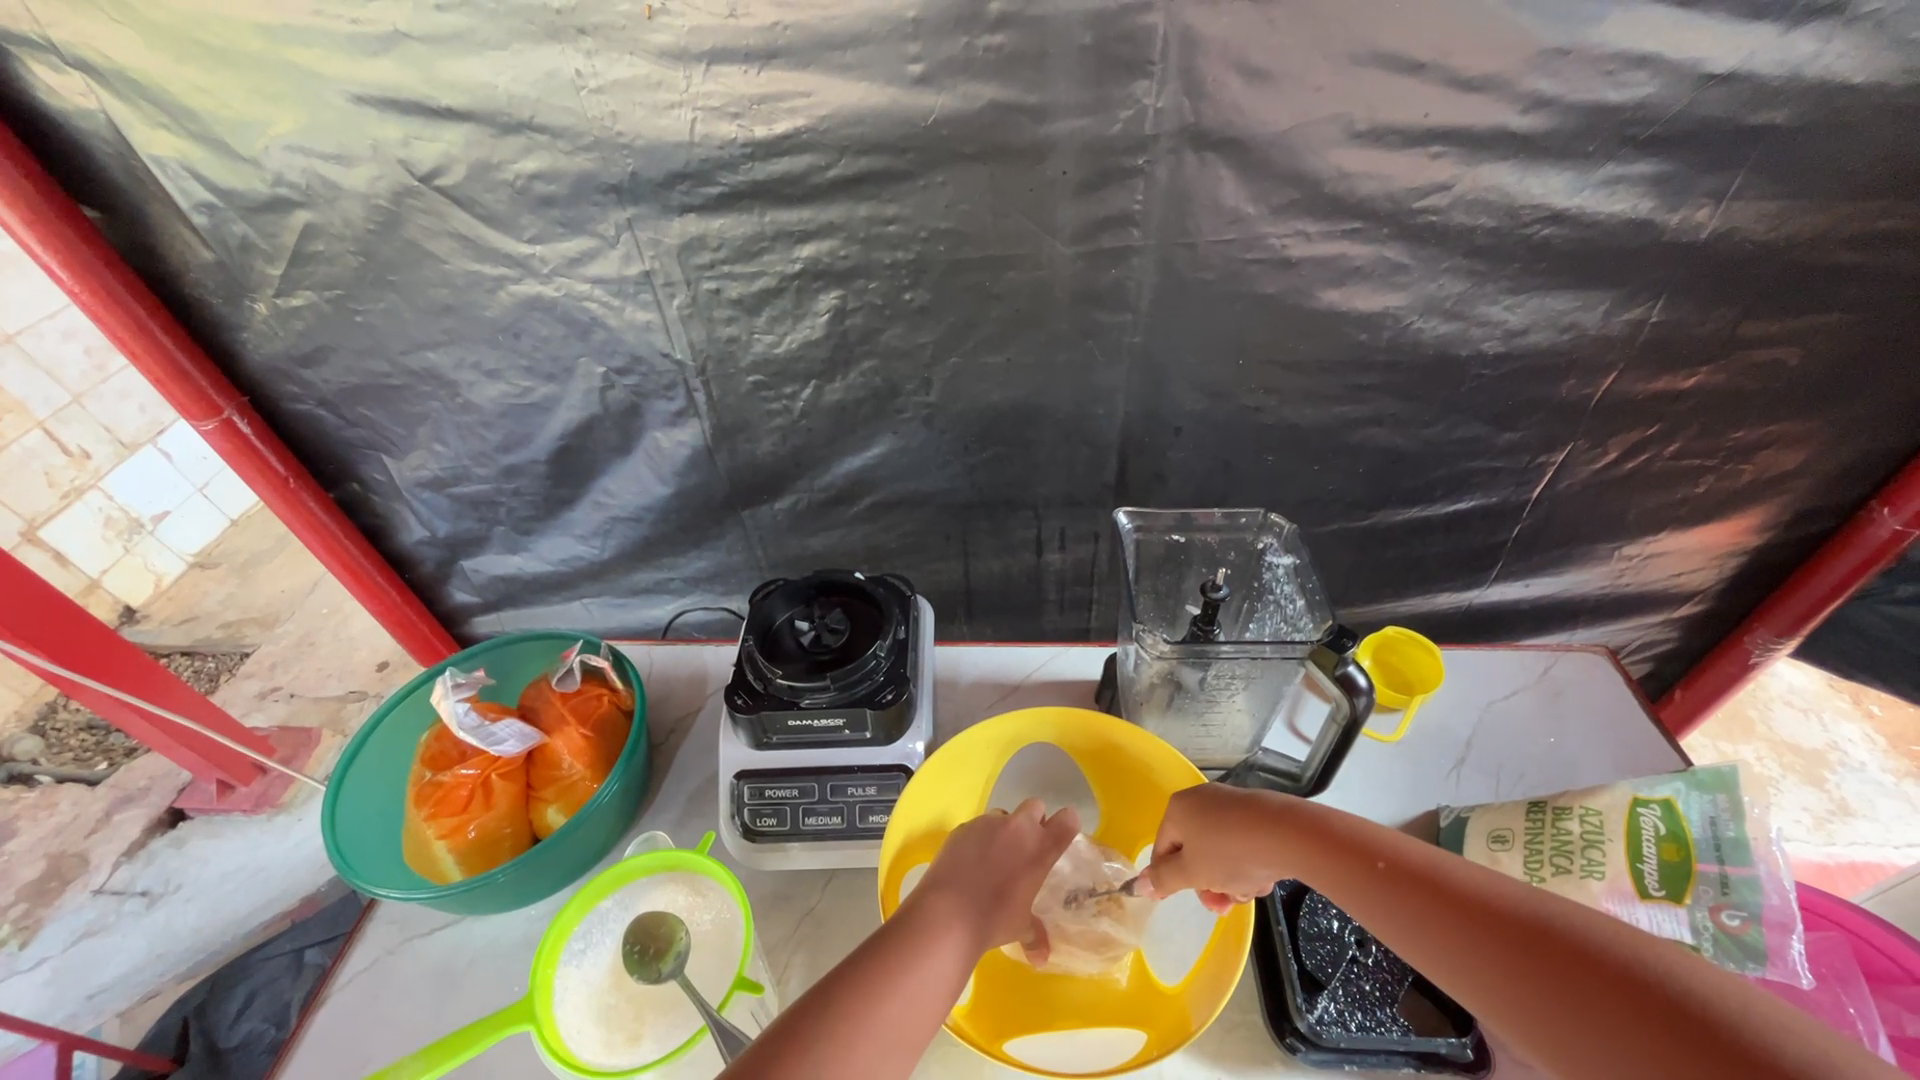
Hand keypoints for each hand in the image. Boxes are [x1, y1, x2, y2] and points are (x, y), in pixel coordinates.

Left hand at [906, 798, 1078, 960]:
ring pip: (1002, 816)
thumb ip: (1034, 935)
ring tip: (992, 859)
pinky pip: (977, 827)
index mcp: (1040, 848)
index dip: (1065, 825)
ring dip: (1003, 831)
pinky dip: (977, 839)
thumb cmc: (993, 919)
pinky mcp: (962, 828)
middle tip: (1025, 848)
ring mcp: (987, 824)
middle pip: (1034, 806)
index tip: (1058, 838)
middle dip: (1033, 821)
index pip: (1068, 819)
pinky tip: (968, 863)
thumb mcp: (1020, 927)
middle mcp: (1017, 828)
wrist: (947, 913)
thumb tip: (1041, 959)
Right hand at [1139, 784, 1295, 913]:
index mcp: (1178, 809)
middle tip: (1222, 905)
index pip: (1162, 849)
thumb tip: (1138, 885)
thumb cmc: (1230, 852)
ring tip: (1248, 890)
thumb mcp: (1191, 872)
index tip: (1184, 900)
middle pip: (1193, 852)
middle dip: (1207, 883)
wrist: (1290, 834)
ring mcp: (1231, 806)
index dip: (1170, 878)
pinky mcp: (1258, 814)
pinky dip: (1248, 864)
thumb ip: (1163, 879)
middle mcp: (1201, 801)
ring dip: (1230, 879)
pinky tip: (1263, 876)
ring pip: (1220, 853)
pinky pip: (1242, 844)